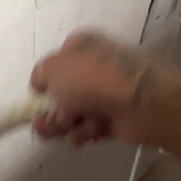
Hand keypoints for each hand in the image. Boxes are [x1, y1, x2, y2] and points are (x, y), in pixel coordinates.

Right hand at [29, 32, 180, 167]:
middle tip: (45, 125)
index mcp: (83, 46)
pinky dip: (86, 132)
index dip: (45, 82)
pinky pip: (92, 126)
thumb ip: (41, 75)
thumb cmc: (94, 79)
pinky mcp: (118, 117)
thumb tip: (40, 84)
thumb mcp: (55, 68)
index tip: (37, 98)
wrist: (144, 103)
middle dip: (51, 110)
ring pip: (76, 112)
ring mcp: (109, 92)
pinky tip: (86, 135)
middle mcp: (96, 66)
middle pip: (64, 92)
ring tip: (66, 130)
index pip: (56, 63)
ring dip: (65, 124)